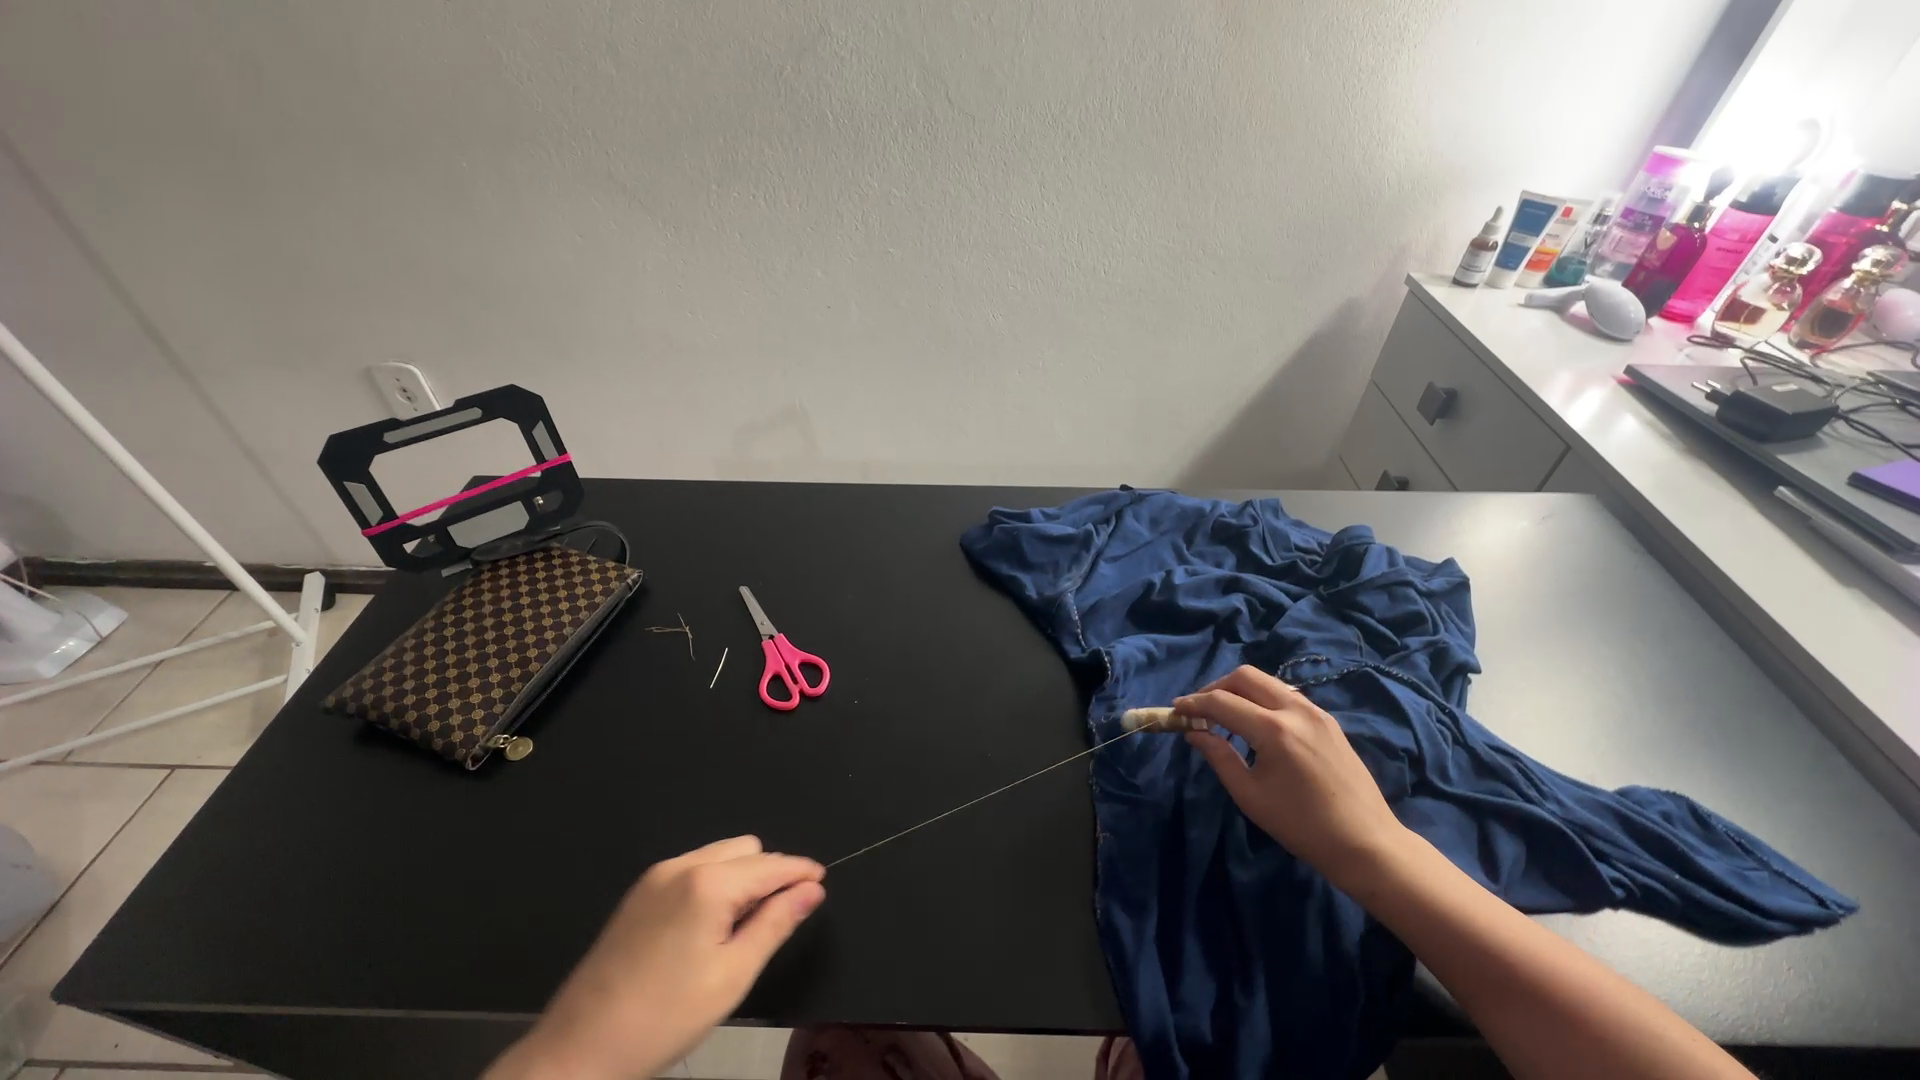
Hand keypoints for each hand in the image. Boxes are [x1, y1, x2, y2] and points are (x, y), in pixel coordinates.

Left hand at [487, 836, 824, 1079]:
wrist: (579, 1050)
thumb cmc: (666, 1018)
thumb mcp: (733, 975)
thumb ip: (776, 923)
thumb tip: (812, 889)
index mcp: (708, 883)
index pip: (771, 864)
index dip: (801, 871)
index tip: (823, 883)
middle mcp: (681, 866)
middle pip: (745, 848)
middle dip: (770, 872)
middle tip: (780, 917)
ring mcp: (654, 878)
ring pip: (718, 855)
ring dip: (742, 876)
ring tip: (745, 927)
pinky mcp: (637, 895)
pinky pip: (691, 870)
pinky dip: (713, 883)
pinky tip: (710, 927)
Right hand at [1175, 666, 1408, 887]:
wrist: (1364, 841)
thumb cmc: (1301, 825)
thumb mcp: (1250, 795)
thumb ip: (1219, 757)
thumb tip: (1194, 732)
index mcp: (1274, 730)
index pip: (1222, 702)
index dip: (1194, 703)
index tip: (1175, 709)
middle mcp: (1296, 710)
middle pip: (1246, 677)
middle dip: (1216, 687)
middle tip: (1200, 710)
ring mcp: (1316, 712)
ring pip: (1268, 682)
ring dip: (1241, 690)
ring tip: (1225, 715)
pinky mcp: (1328, 720)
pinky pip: (1287, 695)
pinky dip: (1263, 699)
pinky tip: (1256, 723)